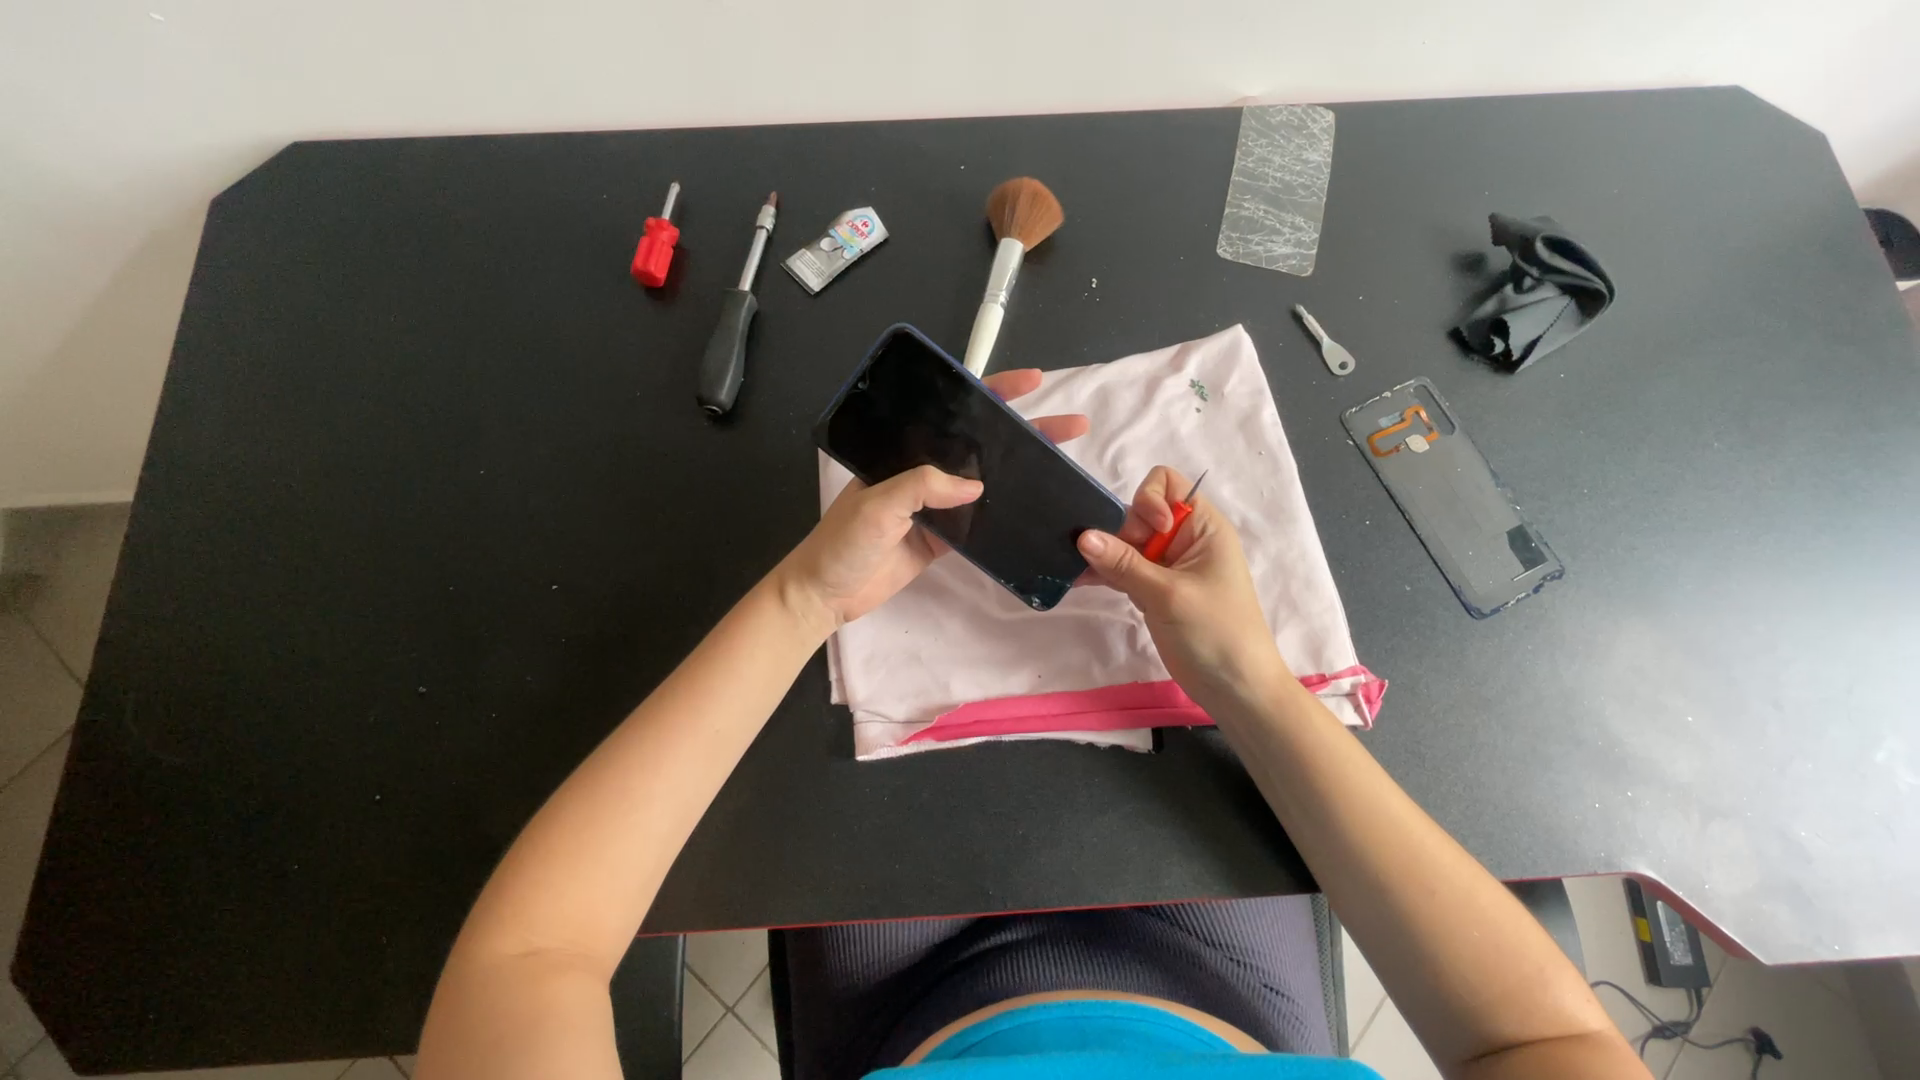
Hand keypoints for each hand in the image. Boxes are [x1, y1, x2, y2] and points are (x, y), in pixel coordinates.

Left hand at [774, 369, 1089, 634]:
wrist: (826, 592)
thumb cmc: (842, 541)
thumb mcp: (877, 504)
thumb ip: (922, 486)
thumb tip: (976, 486)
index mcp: (905, 451)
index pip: (954, 414)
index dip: (993, 393)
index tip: (1032, 382)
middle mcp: (925, 472)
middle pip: (981, 445)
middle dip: (1025, 432)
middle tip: (1070, 427)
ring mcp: (937, 506)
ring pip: (986, 482)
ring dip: (1021, 473)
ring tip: (1064, 464)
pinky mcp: (943, 539)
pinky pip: (980, 522)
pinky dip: (1005, 516)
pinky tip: (1034, 510)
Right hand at [1076, 466, 1289, 704]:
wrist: (1236, 689)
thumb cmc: (1216, 633)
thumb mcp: (1168, 595)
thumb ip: (1124, 563)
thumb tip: (1083, 536)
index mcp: (1204, 527)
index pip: (1167, 484)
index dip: (1148, 501)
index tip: (1145, 534)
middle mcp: (1185, 539)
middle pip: (1139, 514)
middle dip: (1118, 532)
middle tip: (1109, 565)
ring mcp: (1169, 566)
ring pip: (1128, 543)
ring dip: (1106, 555)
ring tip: (1080, 572)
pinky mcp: (1155, 590)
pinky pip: (1125, 570)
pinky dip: (1106, 573)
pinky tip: (1080, 581)